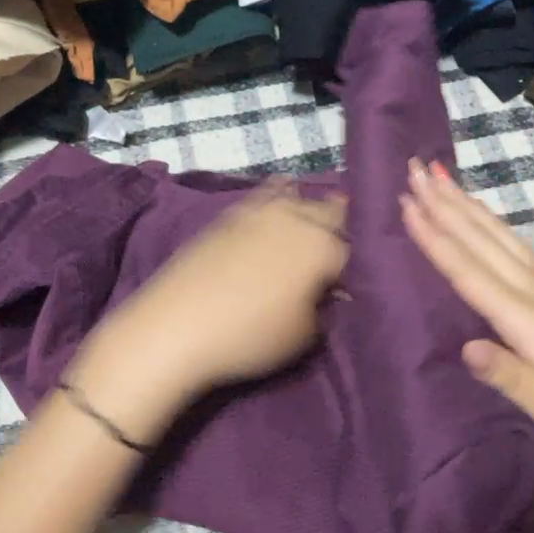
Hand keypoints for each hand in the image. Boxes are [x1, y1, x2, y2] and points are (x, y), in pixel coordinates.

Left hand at [64, 179, 348, 443]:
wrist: (174, 327)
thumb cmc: (248, 336)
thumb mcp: (303, 335)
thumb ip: (326, 309)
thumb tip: (329, 292)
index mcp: (323, 246)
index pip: (357, 246)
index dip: (360, 263)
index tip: (355, 281)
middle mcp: (298, 218)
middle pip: (331, 213)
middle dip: (340, 229)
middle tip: (338, 254)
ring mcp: (262, 210)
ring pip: (300, 198)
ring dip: (310, 210)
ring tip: (311, 230)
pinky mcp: (232, 214)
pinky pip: (267, 196)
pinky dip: (279, 200)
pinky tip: (278, 210)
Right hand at [401, 159, 533, 458]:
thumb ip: (511, 377)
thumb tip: (463, 347)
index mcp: (528, 318)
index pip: (471, 272)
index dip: (436, 238)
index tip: (406, 204)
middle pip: (480, 239)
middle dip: (443, 204)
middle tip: (412, 169)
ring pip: (497, 234)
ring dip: (463, 203)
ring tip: (436, 175)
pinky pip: (512, 241)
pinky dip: (489, 219)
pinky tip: (479, 211)